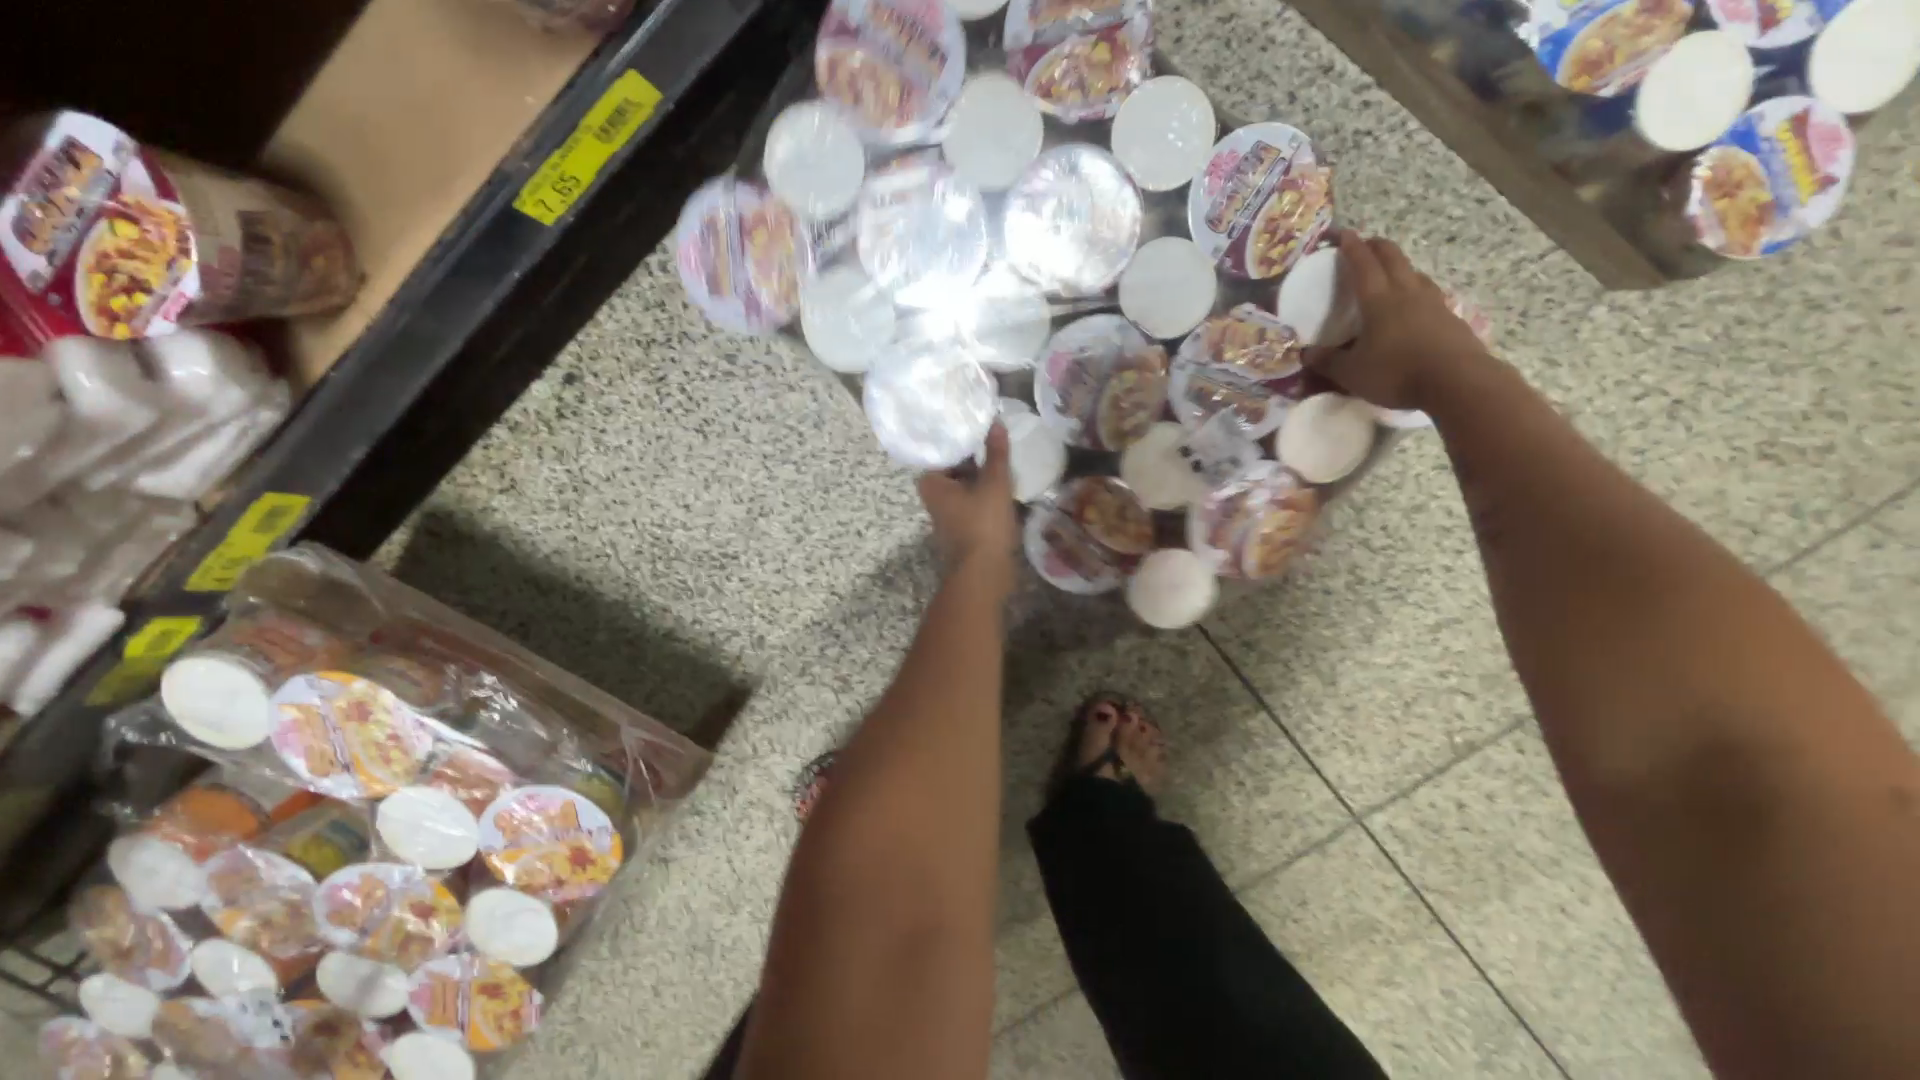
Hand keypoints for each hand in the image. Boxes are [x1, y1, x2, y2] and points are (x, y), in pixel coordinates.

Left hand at [918, 423, 1016, 576]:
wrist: (983, 574)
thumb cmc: (983, 524)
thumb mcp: (994, 483)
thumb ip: (996, 452)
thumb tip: (995, 423)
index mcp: (931, 482)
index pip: (944, 449)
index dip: (964, 437)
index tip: (981, 422)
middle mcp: (933, 497)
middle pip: (956, 467)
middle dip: (976, 456)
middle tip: (997, 436)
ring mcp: (947, 514)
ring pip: (966, 486)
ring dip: (983, 475)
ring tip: (1004, 455)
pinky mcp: (961, 528)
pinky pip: (973, 502)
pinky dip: (985, 493)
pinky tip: (1004, 484)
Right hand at [1304, 230, 1495, 411]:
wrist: (1457, 382)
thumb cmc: (1397, 372)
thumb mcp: (1352, 373)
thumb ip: (1328, 362)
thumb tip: (1306, 353)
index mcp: (1378, 300)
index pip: (1362, 264)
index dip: (1351, 247)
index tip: (1343, 234)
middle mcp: (1406, 292)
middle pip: (1393, 258)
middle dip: (1377, 246)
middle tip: (1365, 244)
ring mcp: (1433, 303)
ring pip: (1415, 273)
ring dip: (1400, 266)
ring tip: (1391, 273)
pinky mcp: (1451, 318)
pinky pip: (1430, 295)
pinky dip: (1418, 291)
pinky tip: (1416, 305)